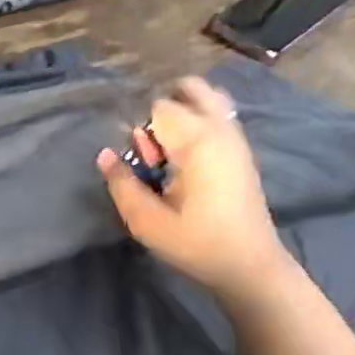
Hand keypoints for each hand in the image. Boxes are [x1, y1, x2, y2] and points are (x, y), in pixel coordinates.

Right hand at [96, 76, 287, 293]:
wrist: (249, 265)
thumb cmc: (196, 244)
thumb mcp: (147, 221)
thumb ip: (122, 184)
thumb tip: (105, 155)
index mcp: (198, 140)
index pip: (160, 107)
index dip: (141, 130)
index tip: (141, 162)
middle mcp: (220, 128)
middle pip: (189, 89)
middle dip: (164, 110)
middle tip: (154, 148)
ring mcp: (236, 137)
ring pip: (207, 100)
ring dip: (183, 115)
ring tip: (170, 152)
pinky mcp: (242, 151)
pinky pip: (218, 118)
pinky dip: (198, 125)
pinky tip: (186, 161)